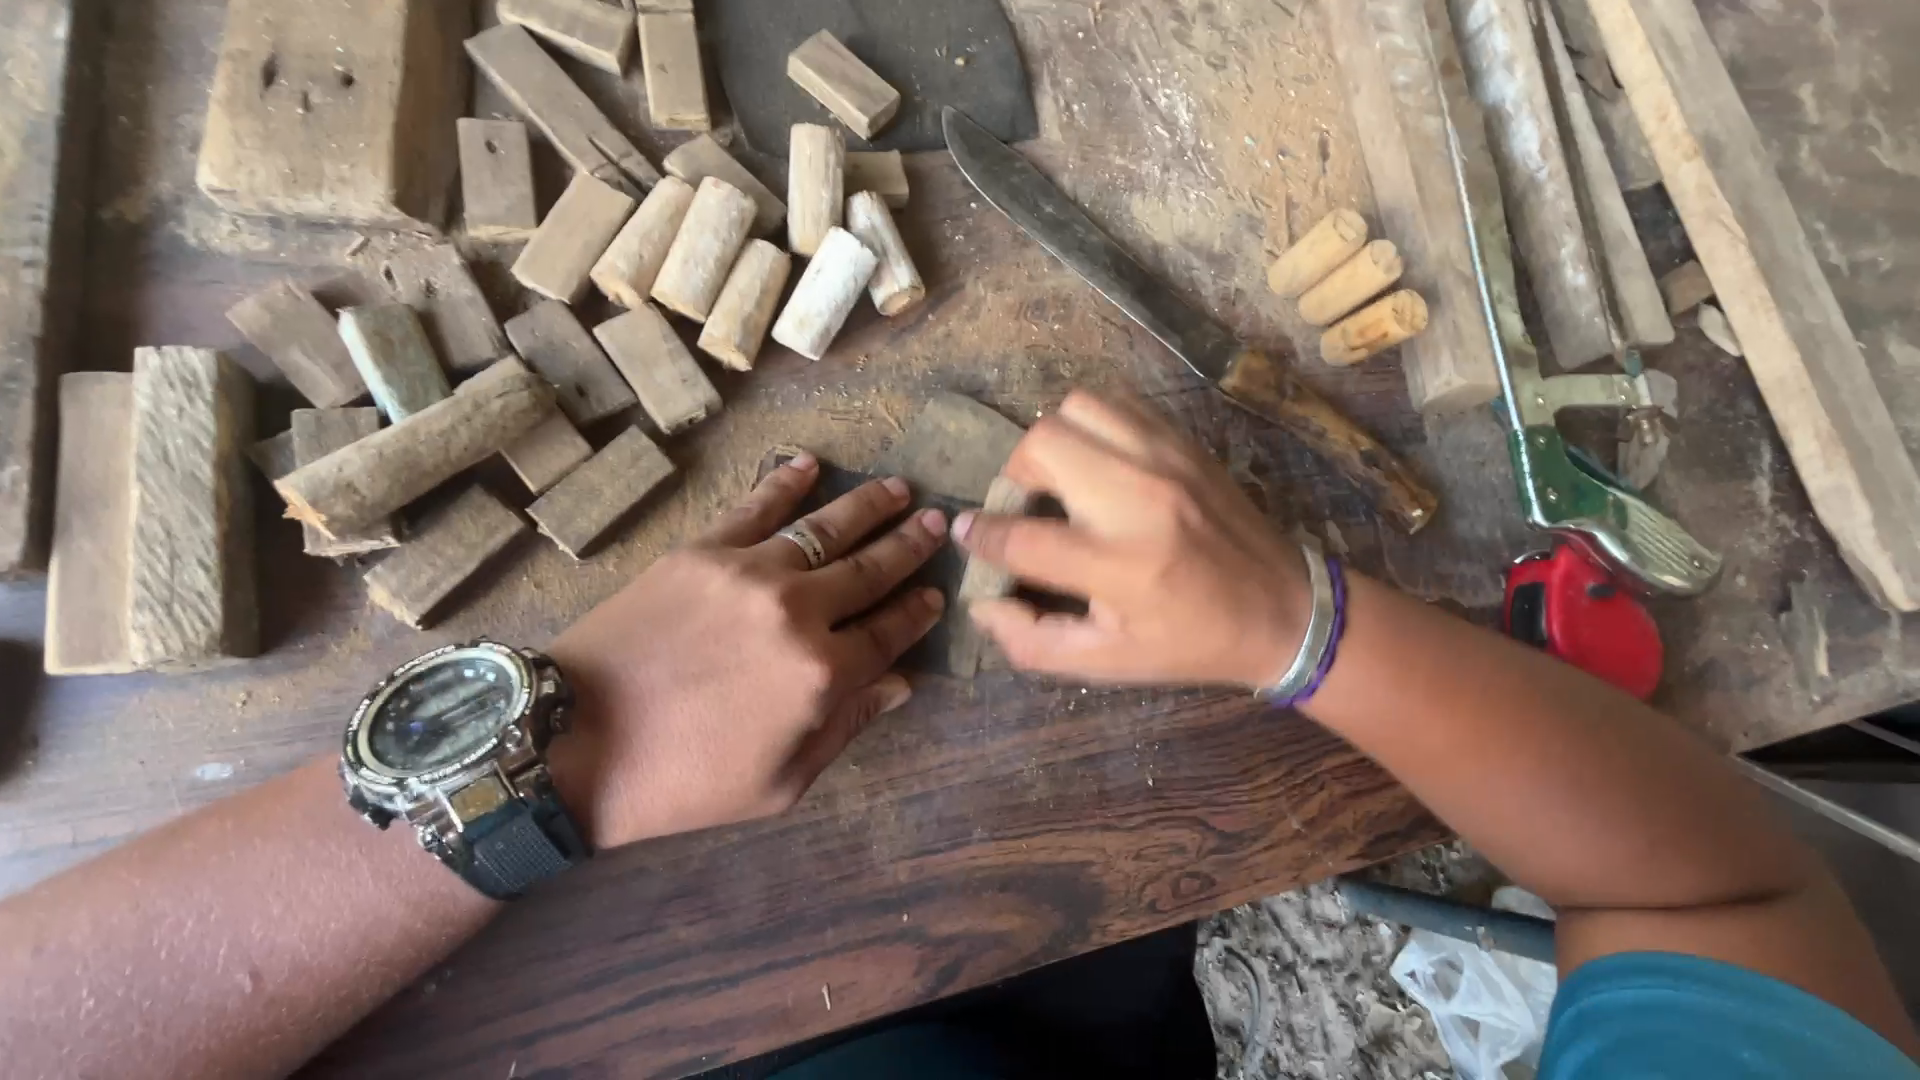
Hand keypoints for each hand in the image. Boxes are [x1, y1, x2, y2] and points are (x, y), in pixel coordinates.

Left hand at [546, 453, 948, 848]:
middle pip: (871, 569)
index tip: (937, 595)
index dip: (919, 612)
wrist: (570, 744)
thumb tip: (901, 685)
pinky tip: (809, 465)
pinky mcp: (702, 550)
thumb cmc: (682, 780)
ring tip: (899, 488)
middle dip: (911, 546)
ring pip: (826, 528)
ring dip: (869, 505)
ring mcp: (749, 571)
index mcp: (823, 675)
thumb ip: (847, 727)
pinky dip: (786, 483)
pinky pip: (755, 507)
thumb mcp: (780, 783)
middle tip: (939, 523)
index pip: (890, 632)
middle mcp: (799, 611)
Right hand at [953, 391, 1309, 687]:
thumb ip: (1032, 641)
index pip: (1022, 537)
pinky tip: (1098, 461)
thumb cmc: (1188, 642)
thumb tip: (982, 603)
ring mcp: (1167, 460)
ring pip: (1077, 408)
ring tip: (1062, 479)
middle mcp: (1139, 500)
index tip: (967, 533)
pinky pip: (1117, 404)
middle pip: (1042, 445)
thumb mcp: (1107, 664)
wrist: (1283, 610)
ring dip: (1053, 441)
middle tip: (1026, 505)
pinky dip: (1092, 425)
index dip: (981, 536)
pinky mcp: (1185, 442)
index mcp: (1119, 566)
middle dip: (1015, 474)